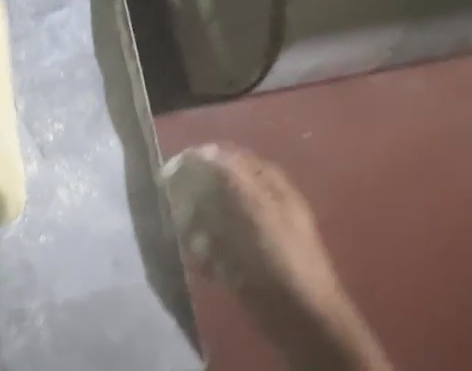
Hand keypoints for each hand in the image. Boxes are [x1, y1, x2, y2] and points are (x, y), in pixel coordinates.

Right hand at [165, 144, 337, 301]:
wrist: (303, 319)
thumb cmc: (280, 256)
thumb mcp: (254, 207)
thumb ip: (227, 174)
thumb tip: (199, 152)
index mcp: (266, 182)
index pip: (224, 157)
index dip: (196, 162)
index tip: (169, 175)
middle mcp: (258, 201)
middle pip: (214, 187)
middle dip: (193, 200)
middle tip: (179, 215)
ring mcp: (251, 233)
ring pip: (211, 218)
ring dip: (196, 229)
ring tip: (194, 247)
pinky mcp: (243, 261)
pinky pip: (214, 247)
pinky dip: (205, 255)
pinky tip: (206, 267)